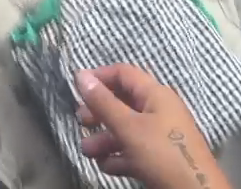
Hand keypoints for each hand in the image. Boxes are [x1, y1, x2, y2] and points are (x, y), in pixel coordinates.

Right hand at [75, 65, 230, 188]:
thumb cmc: (163, 155)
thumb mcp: (129, 127)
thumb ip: (103, 102)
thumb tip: (80, 74)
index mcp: (156, 95)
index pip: (124, 74)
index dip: (99, 76)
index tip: (77, 87)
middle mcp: (160, 110)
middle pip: (123, 102)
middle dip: (99, 112)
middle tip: (80, 121)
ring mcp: (163, 136)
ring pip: (128, 129)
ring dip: (105, 138)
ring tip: (87, 151)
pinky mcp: (164, 159)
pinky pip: (137, 150)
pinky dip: (120, 155)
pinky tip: (105, 165)